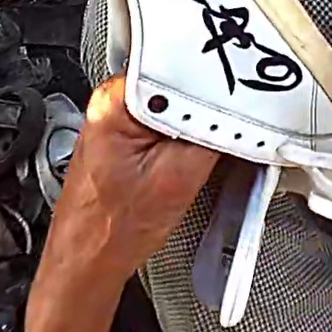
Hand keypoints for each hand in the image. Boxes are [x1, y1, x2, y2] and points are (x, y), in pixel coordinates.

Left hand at [46, 76, 221, 287]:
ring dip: (201, 122)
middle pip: (181, 81)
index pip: (181, 68)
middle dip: (210, 105)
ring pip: (179, 101)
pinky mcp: (129, 133)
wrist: (89, 263)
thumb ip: (213, 134)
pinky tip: (189, 158)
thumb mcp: (179, 177)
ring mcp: (120, 116)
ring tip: (200, 154)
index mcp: (116, 100)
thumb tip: (241, 110)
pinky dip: (189, 133)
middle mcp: (113, 100)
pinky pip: (171, 118)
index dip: (218, 85)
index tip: (240, 100)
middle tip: (224, 133)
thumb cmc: (114, 232)